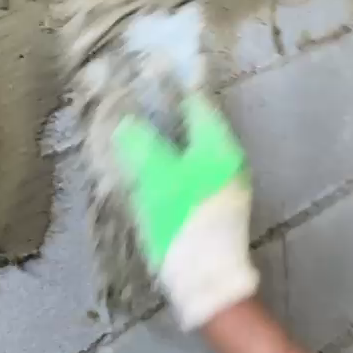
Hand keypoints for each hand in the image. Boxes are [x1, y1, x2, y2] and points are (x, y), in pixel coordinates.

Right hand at [111, 93, 258, 329]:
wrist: (207, 282)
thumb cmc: (183, 225)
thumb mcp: (155, 179)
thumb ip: (141, 145)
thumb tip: (126, 121)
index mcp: (217, 147)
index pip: (196, 101)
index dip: (170, 84)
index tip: (146, 71)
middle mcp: (226, 159)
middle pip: (193, 122)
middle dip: (165, 109)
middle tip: (134, 96)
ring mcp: (223, 182)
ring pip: (190, 145)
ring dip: (165, 134)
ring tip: (135, 125)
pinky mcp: (213, 201)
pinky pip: (189, 166)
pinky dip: (169, 157)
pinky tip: (147, 162)